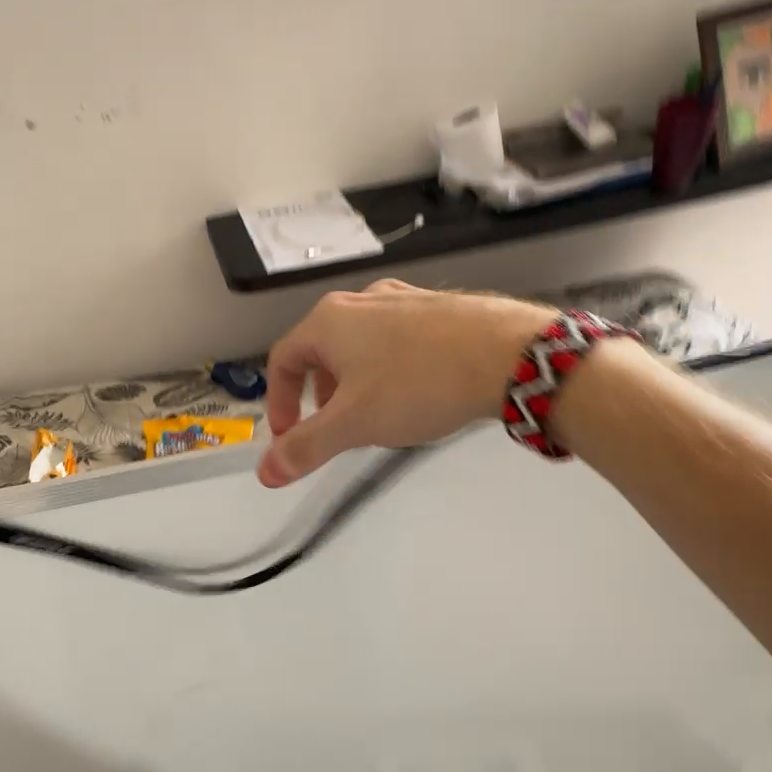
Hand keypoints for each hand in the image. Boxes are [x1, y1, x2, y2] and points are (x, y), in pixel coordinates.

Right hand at [257, 280, 560, 486]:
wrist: (507, 353)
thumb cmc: (417, 385)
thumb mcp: (353, 424)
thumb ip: (306, 448)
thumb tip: (265, 472)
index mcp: (329, 321)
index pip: (283, 360)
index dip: (279, 402)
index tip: (290, 437)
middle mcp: (361, 301)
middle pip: (321, 351)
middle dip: (320, 395)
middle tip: (334, 429)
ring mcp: (403, 299)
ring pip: (360, 345)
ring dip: (354, 383)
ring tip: (376, 415)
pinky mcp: (438, 307)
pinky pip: (397, 340)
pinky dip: (389, 369)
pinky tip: (415, 393)